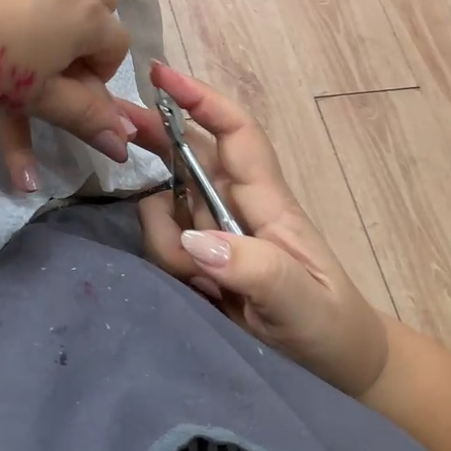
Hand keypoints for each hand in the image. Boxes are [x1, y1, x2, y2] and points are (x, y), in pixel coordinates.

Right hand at [135, 63, 388, 396]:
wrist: (334, 374)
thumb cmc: (330, 330)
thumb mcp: (302, 305)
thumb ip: (256, 270)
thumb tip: (196, 240)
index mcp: (267, 203)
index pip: (236, 135)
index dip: (202, 100)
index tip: (162, 76)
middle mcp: (233, 208)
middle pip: (186, 155)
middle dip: (154, 137)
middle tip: (116, 130)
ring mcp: (212, 235)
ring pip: (162, 210)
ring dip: (164, 239)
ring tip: (201, 287)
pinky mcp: (195, 262)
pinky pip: (160, 244)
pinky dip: (164, 263)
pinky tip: (194, 292)